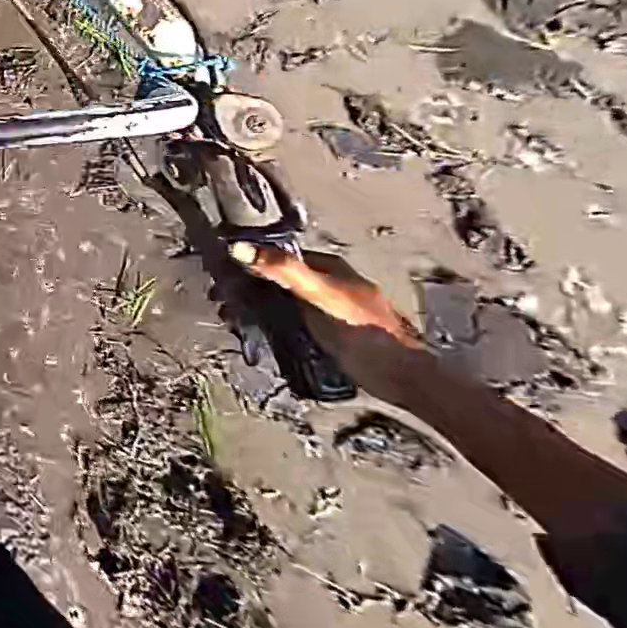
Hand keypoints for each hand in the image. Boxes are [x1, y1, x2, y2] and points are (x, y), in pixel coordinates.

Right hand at [229, 243, 423, 346]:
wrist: (405, 380)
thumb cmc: (364, 331)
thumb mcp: (321, 294)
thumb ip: (283, 269)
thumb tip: (237, 247)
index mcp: (326, 267)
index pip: (274, 255)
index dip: (245, 263)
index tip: (221, 277)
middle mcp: (322, 283)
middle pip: (270, 279)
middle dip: (242, 290)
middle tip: (221, 304)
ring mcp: (321, 309)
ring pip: (273, 302)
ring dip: (248, 309)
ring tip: (231, 322)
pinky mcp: (320, 334)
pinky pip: (281, 322)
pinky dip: (261, 325)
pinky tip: (249, 334)